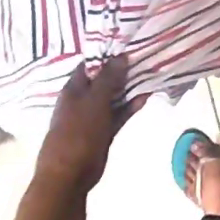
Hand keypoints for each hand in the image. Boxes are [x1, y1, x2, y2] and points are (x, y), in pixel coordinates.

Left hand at [36, 56, 144, 191]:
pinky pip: (118, 114)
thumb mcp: (94, 100)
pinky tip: (146, 97)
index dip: (107, 54)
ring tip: (150, 75)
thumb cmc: (78, 133)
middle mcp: (83, 99)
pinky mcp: (103, 131)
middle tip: (145, 57)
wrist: (69, 176)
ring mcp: (93, 116)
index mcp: (74, 88)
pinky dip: (130, 106)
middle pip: (104, 79)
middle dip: (123, 70)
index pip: (90, 64)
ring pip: (113, 97)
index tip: (128, 44)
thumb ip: (108, 78)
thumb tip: (120, 56)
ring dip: (129, 88)